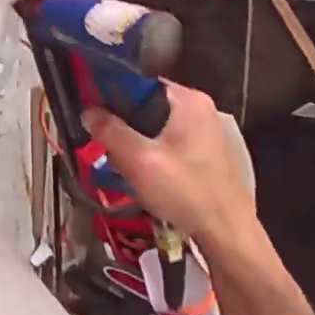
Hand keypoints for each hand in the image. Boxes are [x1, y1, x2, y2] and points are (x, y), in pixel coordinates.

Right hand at [81, 82, 255, 244]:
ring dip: (138, 140)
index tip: (94, 112)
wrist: (227, 232)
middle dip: (125, 124)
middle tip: (106, 144)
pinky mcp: (207, 151)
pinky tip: (144, 172)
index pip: (140, 82)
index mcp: (188, 99)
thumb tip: (87, 111)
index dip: (114, 94)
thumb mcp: (140, 161)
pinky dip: (154, 151)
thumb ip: (110, 132)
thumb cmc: (185, 190)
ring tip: (122, 162)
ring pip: (158, 125)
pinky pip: (171, 140)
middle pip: (148, 104)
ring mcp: (207, 129)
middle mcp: (201, 107)